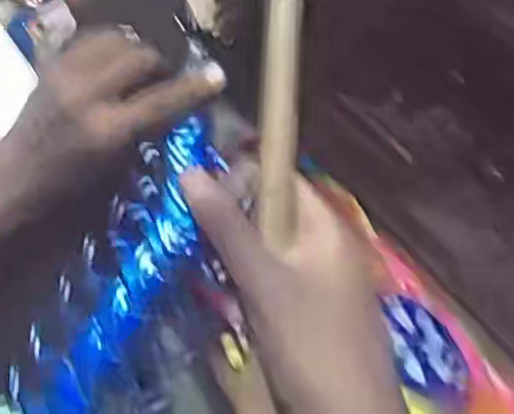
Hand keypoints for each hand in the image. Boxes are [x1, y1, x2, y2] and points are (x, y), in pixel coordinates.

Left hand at [0, 29, 225, 210]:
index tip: (216, 73)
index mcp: (106, 129)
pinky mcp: (50, 62)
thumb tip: (177, 97)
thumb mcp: (116, 164)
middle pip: (139, 55)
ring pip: (113, 37)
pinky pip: (87, 38)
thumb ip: (146, 128)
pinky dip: (106, 42)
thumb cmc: (69, 183)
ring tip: (137, 62)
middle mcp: (86, 93)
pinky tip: (111, 54)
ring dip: (132, 46)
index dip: (193, 85)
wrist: (16, 171)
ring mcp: (64, 72)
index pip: (161, 99)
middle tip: (164, 72)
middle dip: (158, 60)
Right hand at [183, 171, 403, 413]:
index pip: (278, 173)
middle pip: (265, 209)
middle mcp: (322, 246)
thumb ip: (225, 225)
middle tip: (199, 233)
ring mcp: (316, 280)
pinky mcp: (305, 310)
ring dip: (230, 252)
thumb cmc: (312, 344)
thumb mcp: (263, 281)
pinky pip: (265, 275)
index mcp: (325, 228)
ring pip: (260, 244)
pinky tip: (227, 300)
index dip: (240, 172)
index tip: (203, 190)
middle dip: (228, 217)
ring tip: (209, 269)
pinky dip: (242, 279)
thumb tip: (188, 168)